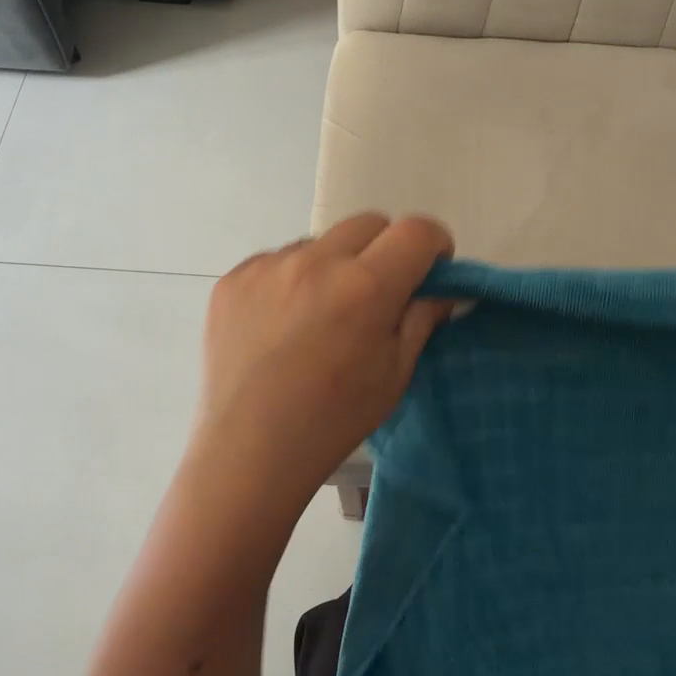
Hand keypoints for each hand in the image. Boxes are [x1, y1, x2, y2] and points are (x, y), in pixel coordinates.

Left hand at [189, 212, 455, 511]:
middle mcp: (316, 262)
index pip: (416, 231)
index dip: (434, 245)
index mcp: (366, 286)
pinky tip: (281, 326)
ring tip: (320, 316)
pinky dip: (289, 281)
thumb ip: (422, 319)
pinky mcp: (232, 280)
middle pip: (368, 224)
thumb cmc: (334, 420)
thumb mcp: (395, 374)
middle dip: (385, 249)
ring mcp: (268, 267)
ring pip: (318, 243)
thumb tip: (442, 290)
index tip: (430, 271)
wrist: (250, 451)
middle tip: (378, 293)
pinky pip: (275, 262)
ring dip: (332, 265)